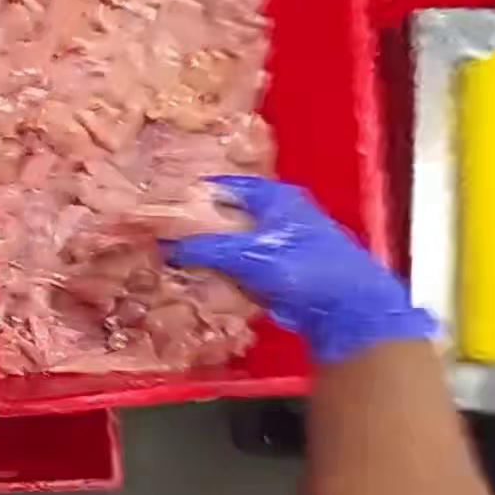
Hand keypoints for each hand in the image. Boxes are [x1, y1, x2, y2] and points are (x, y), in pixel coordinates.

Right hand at [165, 175, 436, 363]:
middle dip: (188, 224)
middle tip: (155, 232)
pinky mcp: (265, 267)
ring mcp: (269, 242)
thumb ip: (201, 247)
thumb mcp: (244, 254)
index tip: (159, 203)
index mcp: (274, 197)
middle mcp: (272, 214)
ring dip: (196, 249)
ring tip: (163, 255)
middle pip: (219, 213)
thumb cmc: (303, 269)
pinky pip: (226, 263)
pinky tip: (186, 275)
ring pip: (221, 239)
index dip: (191, 192)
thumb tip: (163, 247)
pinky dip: (208, 268)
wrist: (340, 308)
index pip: (222, 185)